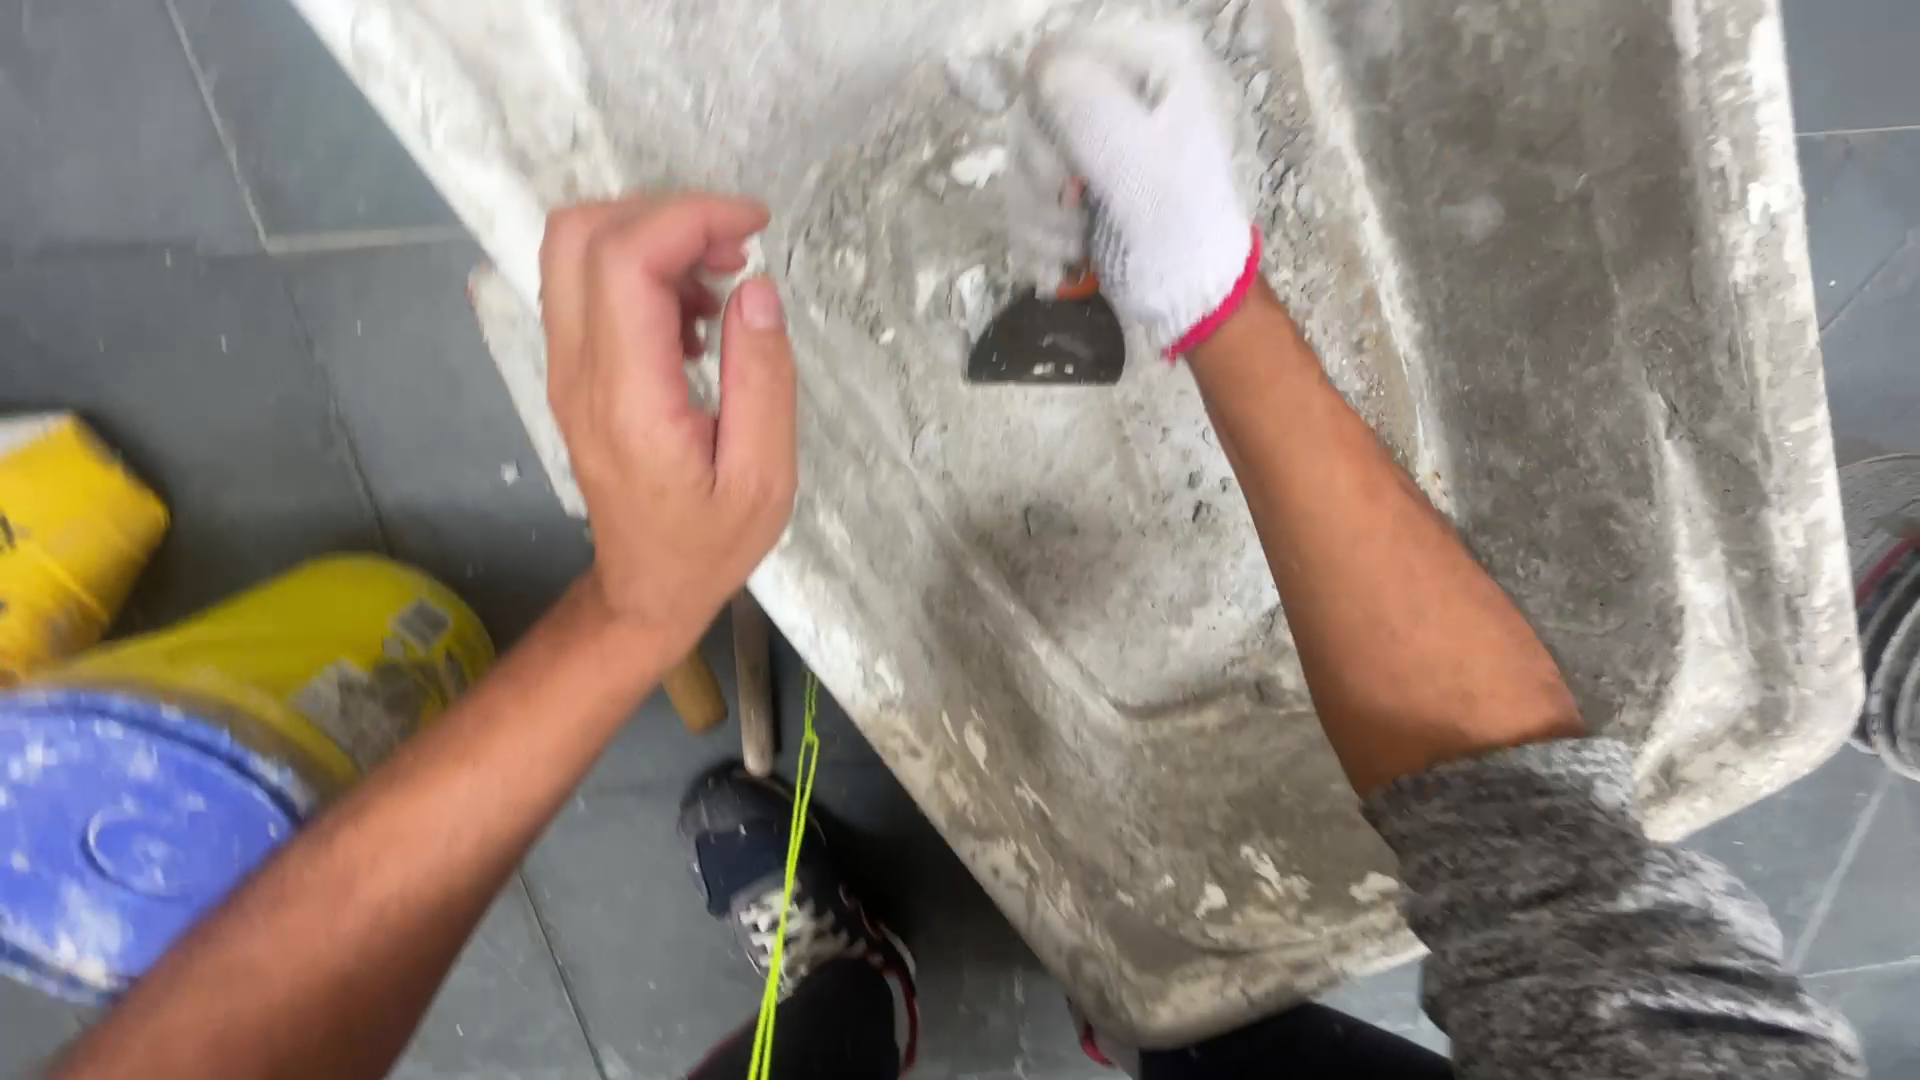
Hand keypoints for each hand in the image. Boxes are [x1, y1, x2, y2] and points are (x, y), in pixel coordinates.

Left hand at [540, 194, 796, 650]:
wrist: (646, 587)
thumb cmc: (711, 544)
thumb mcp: (764, 477)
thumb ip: (764, 380)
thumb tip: (756, 288)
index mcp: (630, 399)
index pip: (626, 260)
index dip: (689, 218)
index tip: (754, 227)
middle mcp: (579, 372)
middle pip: (582, 233)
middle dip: (666, 214)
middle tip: (737, 249)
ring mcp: (566, 370)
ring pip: (575, 250)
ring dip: (653, 238)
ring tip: (723, 284)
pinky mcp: (573, 373)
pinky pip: (587, 286)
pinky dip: (641, 270)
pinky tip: (695, 318)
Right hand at [1011, 18, 1258, 353]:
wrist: (1187, 296)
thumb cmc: (1178, 227)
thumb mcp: (1139, 163)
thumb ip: (1090, 108)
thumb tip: (1039, 66)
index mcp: (1150, 67)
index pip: (1063, 53)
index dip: (1049, 107)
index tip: (1069, 160)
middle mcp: (1117, 96)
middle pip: (1032, 114)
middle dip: (1043, 176)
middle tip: (1075, 205)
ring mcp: (1090, 147)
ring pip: (1022, 165)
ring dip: (1041, 216)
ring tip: (1078, 243)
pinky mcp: (1071, 192)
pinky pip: (1024, 204)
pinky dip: (1038, 240)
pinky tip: (1067, 260)